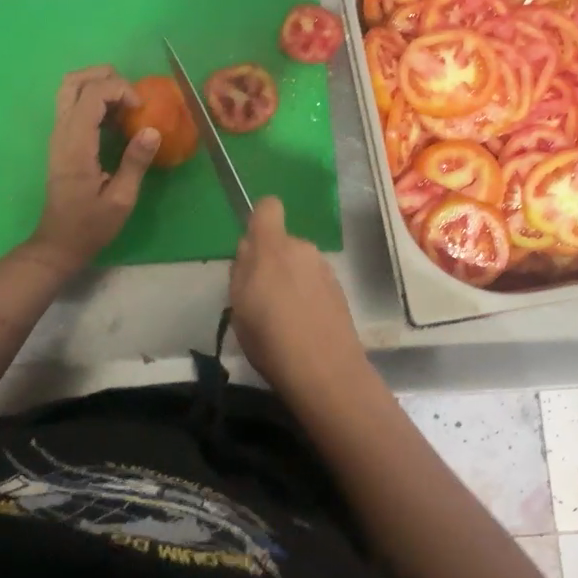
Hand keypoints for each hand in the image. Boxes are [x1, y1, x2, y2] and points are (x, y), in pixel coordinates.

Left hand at [29, 65, 157, 272]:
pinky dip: (93, 101)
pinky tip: (115, 119)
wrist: (59, 243)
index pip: (92, 95)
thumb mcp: (121, 199)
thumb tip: (152, 130)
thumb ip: (135, 162)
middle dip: (105, 77)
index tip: (141, 110)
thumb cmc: (91, 225)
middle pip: (73, 82)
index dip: (120, 90)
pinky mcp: (61, 142)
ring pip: (69, 90)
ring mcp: (58, 136)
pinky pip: (72, 106)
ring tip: (126, 103)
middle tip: (132, 94)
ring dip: (97, 86)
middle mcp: (61, 133)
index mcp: (76, 144)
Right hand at [229, 197, 363, 387]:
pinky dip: (307, 296)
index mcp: (273, 247)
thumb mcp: (238, 306)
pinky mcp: (340, 290)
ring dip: (290, 280)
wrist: (325, 370)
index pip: (268, 207)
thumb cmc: (270, 337)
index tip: (251, 250)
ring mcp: (325, 269)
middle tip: (260, 298)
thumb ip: (241, 270)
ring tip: (283, 319)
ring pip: (299, 264)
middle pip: (282, 242)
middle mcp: (303, 249)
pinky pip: (314, 282)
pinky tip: (303, 326)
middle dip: (271, 261)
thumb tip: (249, 250)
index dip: (258, 221)